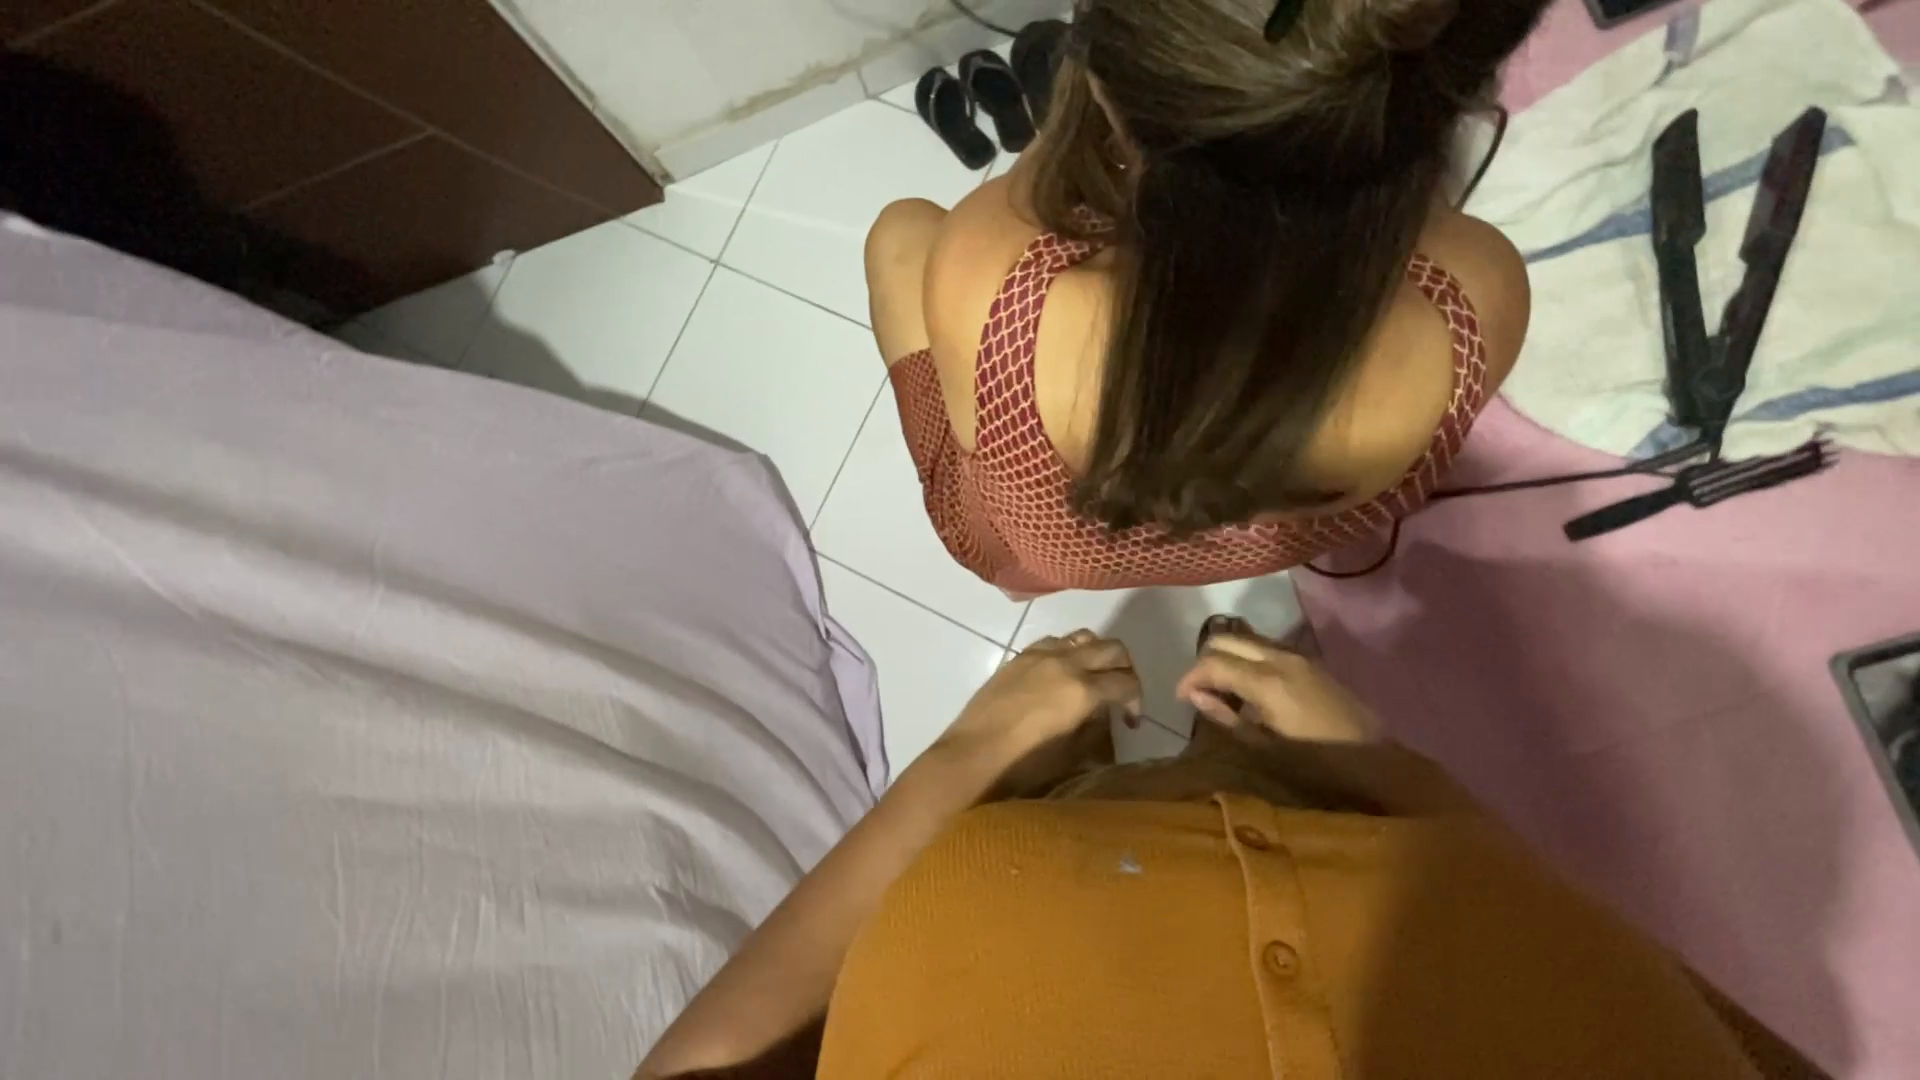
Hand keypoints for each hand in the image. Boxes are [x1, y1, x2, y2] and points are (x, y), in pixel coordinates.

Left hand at [933, 630, 1140, 794]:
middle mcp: (1066, 663)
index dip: (1137, 701)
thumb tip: (1104, 714)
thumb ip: (1096, 728)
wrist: (972, 755)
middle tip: (1120, 695)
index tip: (1130, 721)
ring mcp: (1040, 655)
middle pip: (1113, 649)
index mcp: (1083, 690)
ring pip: (1084, 637)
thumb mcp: (1072, 754)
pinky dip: (1068, 651)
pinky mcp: (1019, 656)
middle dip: (1125, 670)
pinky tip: (1061, 674)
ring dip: (1097, 654)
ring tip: (1092, 679)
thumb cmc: (1024, 766)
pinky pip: (1054, 641)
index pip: (1127, 681)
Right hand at [1176, 632, 1376, 744]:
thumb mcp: (1263, 746)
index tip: (1181, 697)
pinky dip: (1246, 657)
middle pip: (1225, 638)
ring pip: (1245, 637)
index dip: (1190, 677)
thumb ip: (1225, 717)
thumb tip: (1194, 696)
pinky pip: (1264, 646)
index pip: (1213, 662)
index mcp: (1266, 681)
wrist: (1374, 758)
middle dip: (1204, 660)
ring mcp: (1296, 654)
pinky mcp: (1308, 659)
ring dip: (1226, 655)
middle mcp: (1279, 657)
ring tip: (1221, 687)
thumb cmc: (1316, 762)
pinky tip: (1248, 685)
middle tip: (1199, 690)